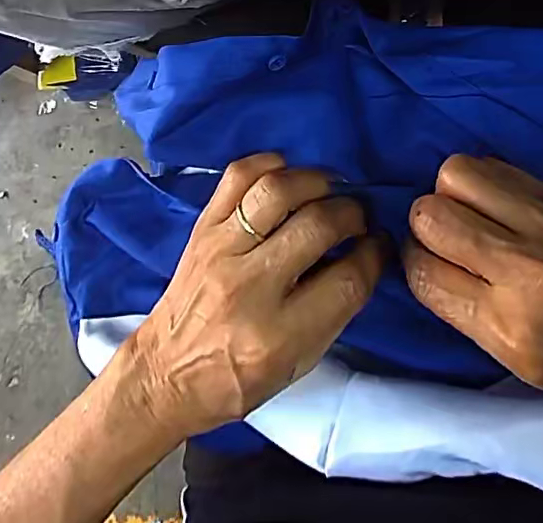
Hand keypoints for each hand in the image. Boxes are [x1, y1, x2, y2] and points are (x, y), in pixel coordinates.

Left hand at [120, 152, 382, 437]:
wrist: (164, 377)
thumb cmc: (239, 377)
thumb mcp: (299, 361)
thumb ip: (337, 307)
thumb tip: (366, 251)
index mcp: (277, 336)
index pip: (348, 279)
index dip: (375, 253)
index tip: (379, 244)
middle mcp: (248, 288)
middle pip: (319, 225)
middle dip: (354, 214)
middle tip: (359, 218)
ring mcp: (220, 252)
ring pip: (279, 190)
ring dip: (318, 182)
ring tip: (329, 191)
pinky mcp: (202, 230)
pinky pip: (238, 176)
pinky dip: (270, 165)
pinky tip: (287, 176)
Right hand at [402, 154, 542, 479]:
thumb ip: (488, 322)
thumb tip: (450, 276)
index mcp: (513, 330)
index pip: (423, 272)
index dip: (415, 268)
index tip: (428, 269)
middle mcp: (526, 266)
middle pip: (432, 210)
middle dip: (427, 225)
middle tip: (448, 242)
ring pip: (463, 172)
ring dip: (456, 193)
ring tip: (476, 217)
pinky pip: (510, 170)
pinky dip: (494, 184)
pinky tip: (509, 207)